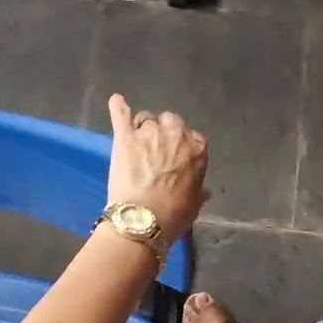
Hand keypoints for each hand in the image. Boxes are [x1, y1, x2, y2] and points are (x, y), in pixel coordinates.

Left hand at [106, 94, 209, 241]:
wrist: (143, 220)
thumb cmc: (173, 215)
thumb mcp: (194, 205)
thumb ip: (198, 191)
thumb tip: (205, 191)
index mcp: (197, 149)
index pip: (191, 135)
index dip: (181, 145)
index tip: (174, 155)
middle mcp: (176, 134)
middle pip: (170, 121)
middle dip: (163, 131)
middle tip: (155, 149)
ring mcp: (149, 133)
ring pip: (146, 118)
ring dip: (143, 126)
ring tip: (136, 142)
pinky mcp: (125, 137)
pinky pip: (121, 114)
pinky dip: (118, 106)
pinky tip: (117, 101)